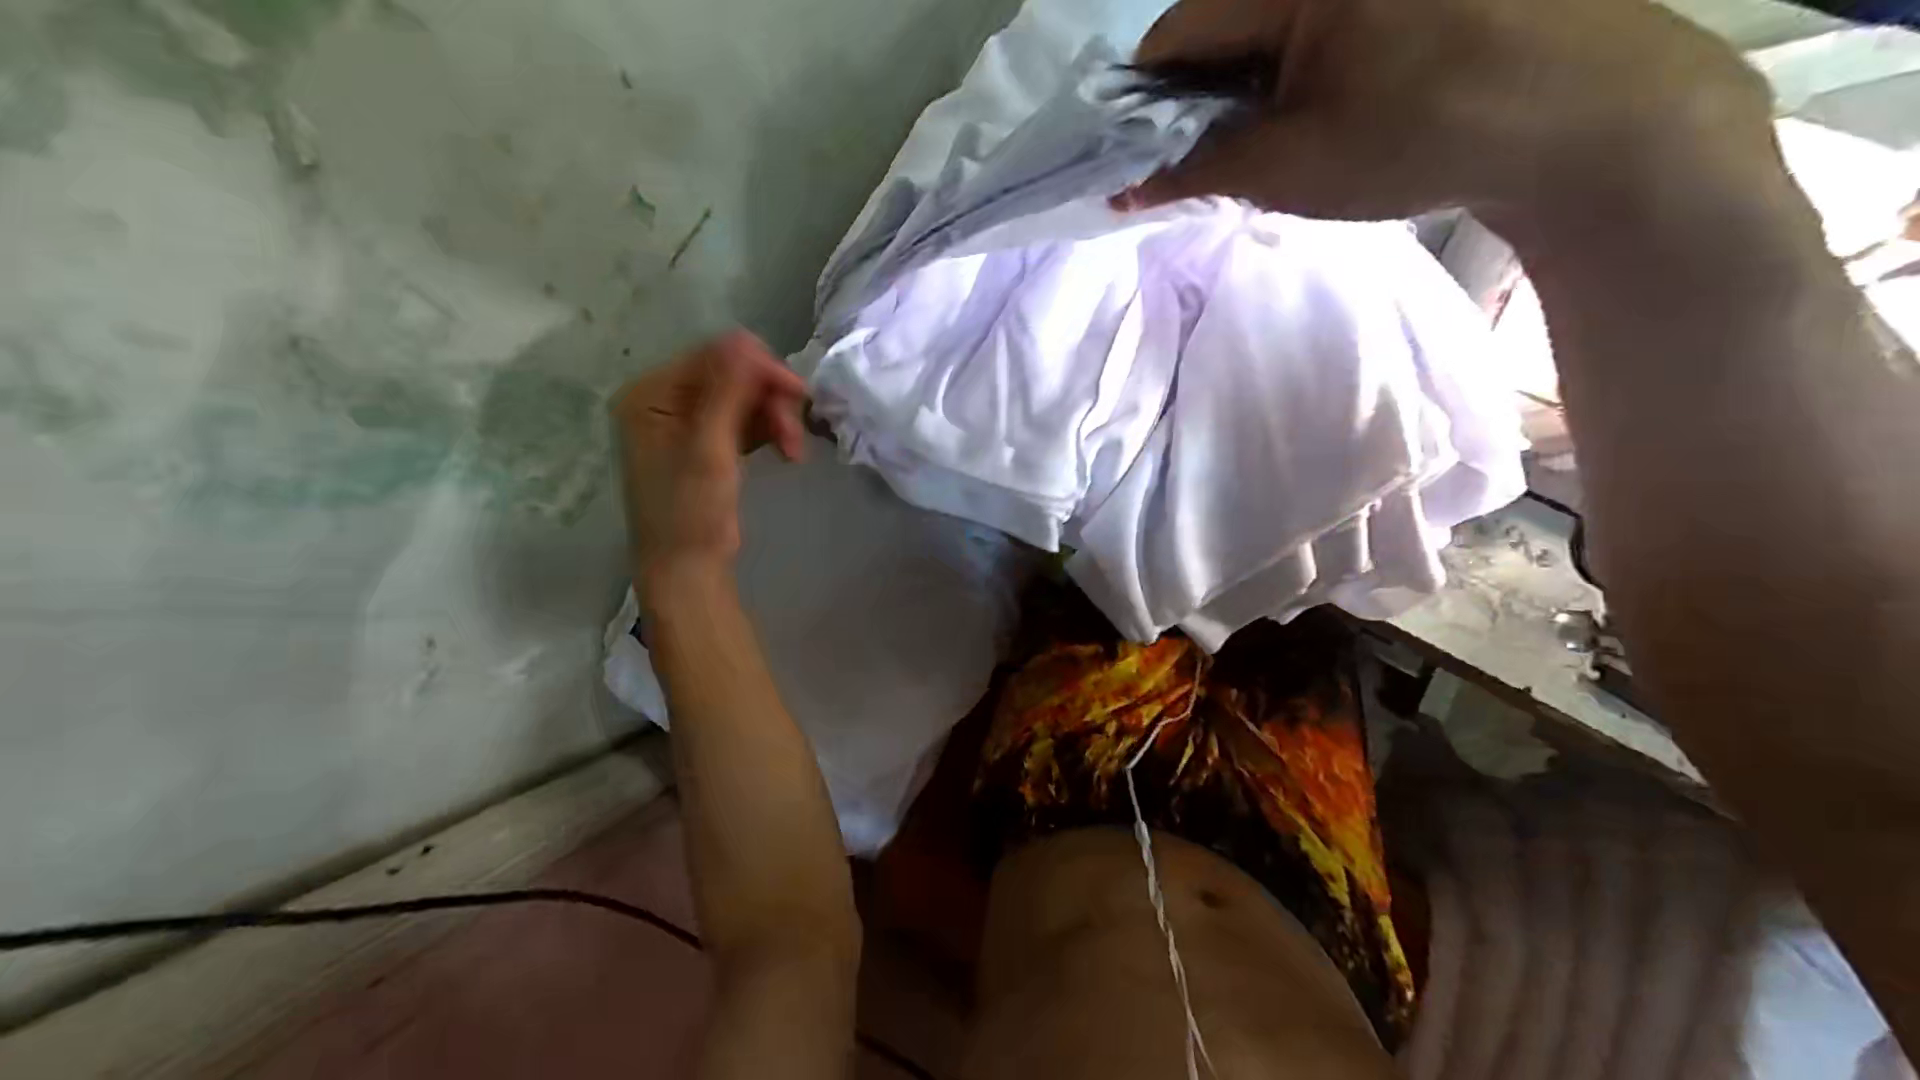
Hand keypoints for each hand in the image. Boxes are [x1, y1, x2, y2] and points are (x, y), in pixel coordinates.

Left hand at [612, 330, 805, 590]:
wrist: (687, 570)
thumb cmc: (691, 513)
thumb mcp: (709, 449)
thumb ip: (726, 392)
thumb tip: (745, 338)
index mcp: (650, 394)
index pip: (714, 356)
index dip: (759, 369)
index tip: (800, 396)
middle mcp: (664, 400)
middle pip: (732, 374)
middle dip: (770, 400)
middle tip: (796, 438)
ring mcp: (686, 421)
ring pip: (744, 397)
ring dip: (775, 418)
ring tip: (795, 451)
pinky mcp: (707, 441)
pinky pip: (744, 419)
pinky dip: (769, 430)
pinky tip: (788, 450)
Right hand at [1118, 0, 1776, 233]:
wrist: (1583, 117)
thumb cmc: (1419, 142)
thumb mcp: (1286, 169)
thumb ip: (1193, 171)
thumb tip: (1123, 186)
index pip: (1176, 33)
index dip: (1149, 105)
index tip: (1150, 160)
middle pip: (1220, 21)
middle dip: (1203, 97)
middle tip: (1219, 159)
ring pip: (1265, 23)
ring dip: (1250, 84)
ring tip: (1278, 136)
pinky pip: (1315, 17)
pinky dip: (1296, 64)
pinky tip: (1323, 103)